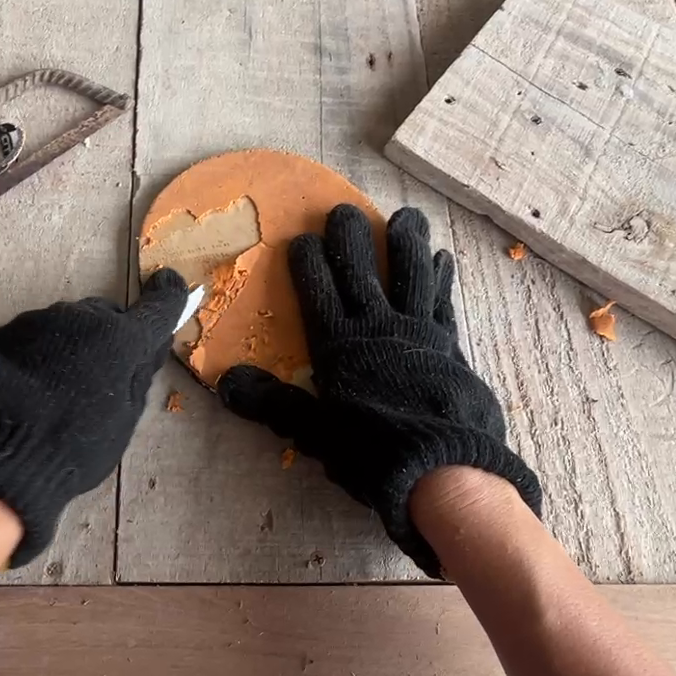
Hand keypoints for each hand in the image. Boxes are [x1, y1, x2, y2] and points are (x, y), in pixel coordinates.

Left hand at [0, 269, 189, 565]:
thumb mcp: (123, 418)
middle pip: (102, 317)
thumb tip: (151, 343)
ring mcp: (32, 322)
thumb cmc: (75, 447)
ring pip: (59, 327)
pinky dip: (26, 360)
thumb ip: (137, 374)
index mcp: (121, 339)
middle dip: (103, 338)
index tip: (167, 285)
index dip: (167, 294)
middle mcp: (79, 317)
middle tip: (93, 378)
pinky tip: (17, 395)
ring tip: (47, 394)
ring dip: (61, 349)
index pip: (158, 305)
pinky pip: (22, 342)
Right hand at [217, 204, 540, 574]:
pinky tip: (443, 257)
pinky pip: (442, 300)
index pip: (318, 291)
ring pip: (409, 274)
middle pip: (361, 271)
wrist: (443, 465)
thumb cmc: (373, 451)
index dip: (307, 262)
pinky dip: (441, 277)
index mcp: (339, 345)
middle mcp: (377, 328)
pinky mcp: (448, 344)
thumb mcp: (314, 432)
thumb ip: (273, 403)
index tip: (300, 239)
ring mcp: (416, 332)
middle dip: (350, 237)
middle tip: (344, 210)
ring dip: (405, 242)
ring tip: (405, 215)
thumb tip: (226, 384)